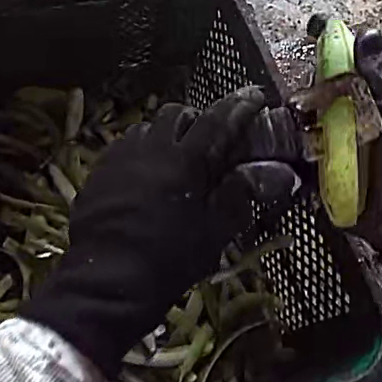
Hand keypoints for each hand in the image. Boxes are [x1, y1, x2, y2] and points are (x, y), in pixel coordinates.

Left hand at [24, 86, 298, 374]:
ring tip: (177, 154)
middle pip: (178, 114)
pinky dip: (143, 150)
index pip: (218, 119)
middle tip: (211, 137)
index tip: (255, 95)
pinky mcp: (98, 172)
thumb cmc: (169, 260)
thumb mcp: (214, 230)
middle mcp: (152, 149)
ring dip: (168, 133)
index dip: (239, 106)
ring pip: (149, 128)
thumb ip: (243, 193)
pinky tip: (146, 172)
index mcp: (186, 160)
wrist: (105, 285)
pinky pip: (125, 146)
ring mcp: (121, 158)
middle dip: (198, 118)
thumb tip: (282, 172)